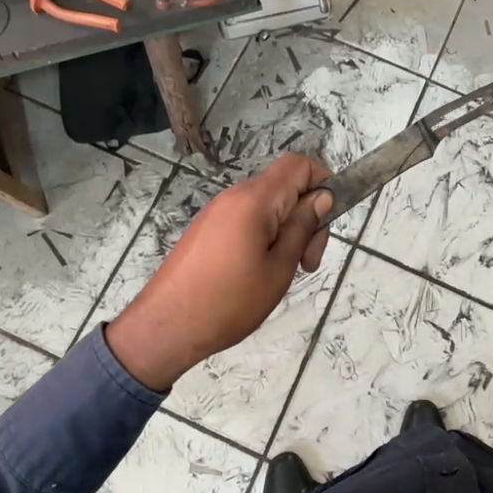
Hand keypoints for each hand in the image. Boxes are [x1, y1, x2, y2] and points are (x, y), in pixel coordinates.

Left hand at [105, 154, 332, 391]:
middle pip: (285, 186)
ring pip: (268, 205)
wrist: (164, 327)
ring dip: (286, 230)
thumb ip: (302, 227)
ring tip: (284, 273)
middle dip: (307, 217)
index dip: (323, 182)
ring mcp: (218, 211)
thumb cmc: (228, 302)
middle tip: (308, 263)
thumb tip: (322, 197)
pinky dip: (265, 236)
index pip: (299, 164)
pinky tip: (260, 273)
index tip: (327, 222)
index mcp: (255, 200)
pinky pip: (248, 218)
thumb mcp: (279, 268)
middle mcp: (235, 196)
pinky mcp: (207, 228)